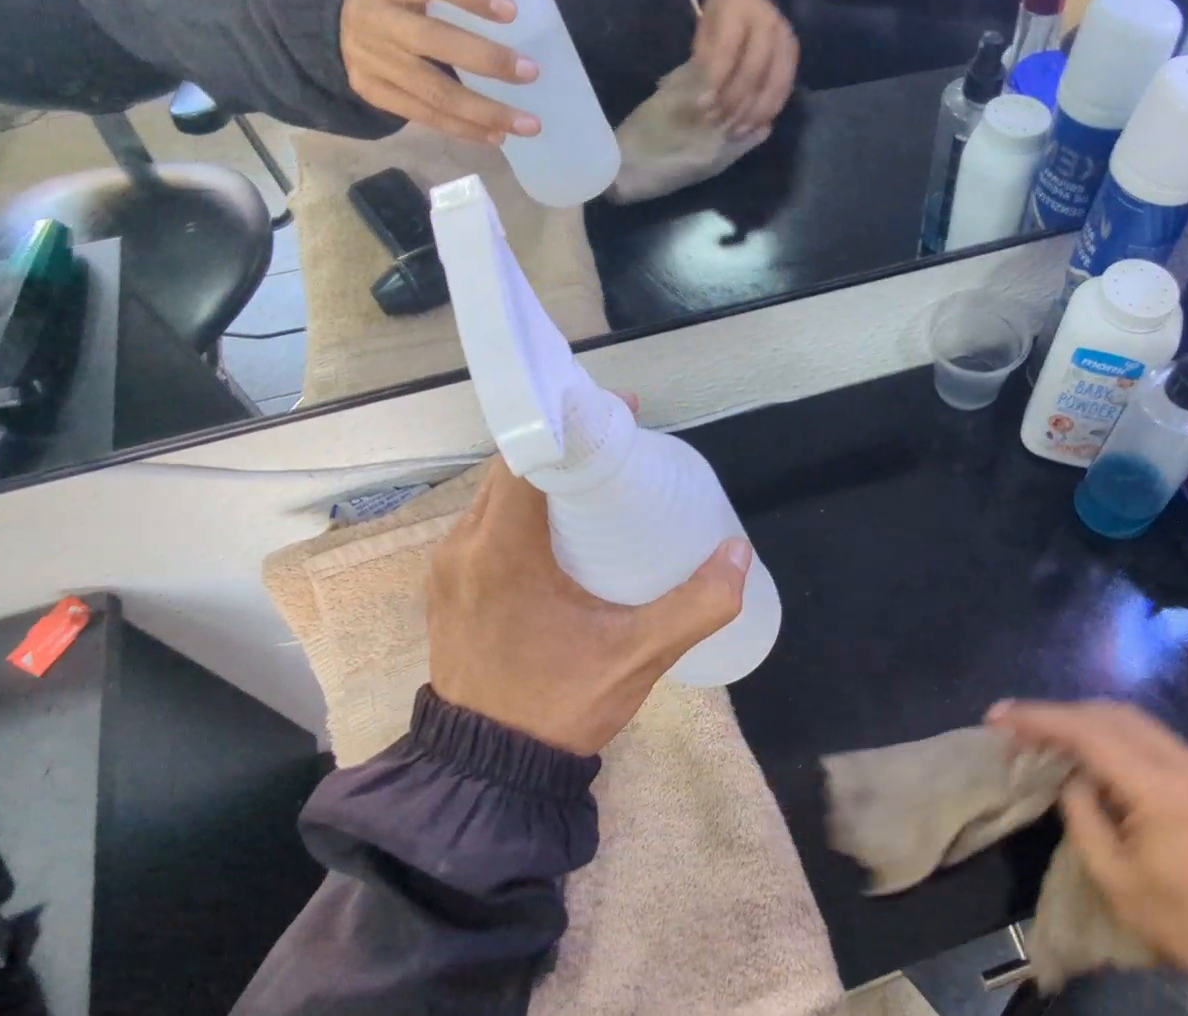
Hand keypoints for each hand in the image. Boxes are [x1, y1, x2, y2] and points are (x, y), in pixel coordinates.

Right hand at [342, 0, 541, 144]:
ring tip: (529, 124)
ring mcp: (369, 58)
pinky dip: (466, 130)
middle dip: (488, 60)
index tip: (512, 11)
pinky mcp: (371, 91)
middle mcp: (373, 16)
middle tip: (532, 72)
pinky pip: (426, 117)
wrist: (347, 24)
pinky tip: (498, 135)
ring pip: (435, 92)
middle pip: (433, 41)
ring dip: (487, 111)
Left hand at [427, 454, 752, 754]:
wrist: (487, 769)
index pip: (530, 458)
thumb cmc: (560, 705)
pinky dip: (522, 507)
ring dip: (542, 475)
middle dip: (564, 446)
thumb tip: (738, 553)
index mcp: (501, 552)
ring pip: (494, 495)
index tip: (622, 416)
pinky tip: (562, 526)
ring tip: (596, 477)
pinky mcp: (449, 587)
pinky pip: (484, 524)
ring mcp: (449, 568)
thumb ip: (696, 605)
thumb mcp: (639, 656)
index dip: (575, 427)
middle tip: (620, 444)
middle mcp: (463, 547)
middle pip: (511, 468)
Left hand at [693, 0, 797, 134]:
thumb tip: (704, 98)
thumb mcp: (705, 29)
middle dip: (734, 102)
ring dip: (753, 114)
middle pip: (754, 72)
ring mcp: (786, 42)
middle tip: (717, 122)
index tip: (702, 105)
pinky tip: (752, 127)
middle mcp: (769, 23)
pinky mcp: (794, 59)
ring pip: (773, 86)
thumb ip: (705, 58)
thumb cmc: (722, 18)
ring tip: (734, 132)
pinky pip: (784, 92)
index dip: (715, 81)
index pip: (728, 51)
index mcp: (740, 9)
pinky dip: (767, 113)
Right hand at [987, 701, 1187, 977]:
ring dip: (1082, 718)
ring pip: (1129, 718)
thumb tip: (1067, 775)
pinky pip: (1146, 734)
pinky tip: (1082, 745)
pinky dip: (1107, 731)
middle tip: (1015, 726)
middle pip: (1109, 714)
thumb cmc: (1172, 916)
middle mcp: (1183, 761)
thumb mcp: (1110, 874)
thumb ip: (1080, 812)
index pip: (1089, 734)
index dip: (1040, 719)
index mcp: (1160, 789)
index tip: (999, 717)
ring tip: (1042, 732)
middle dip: (1057, 714)